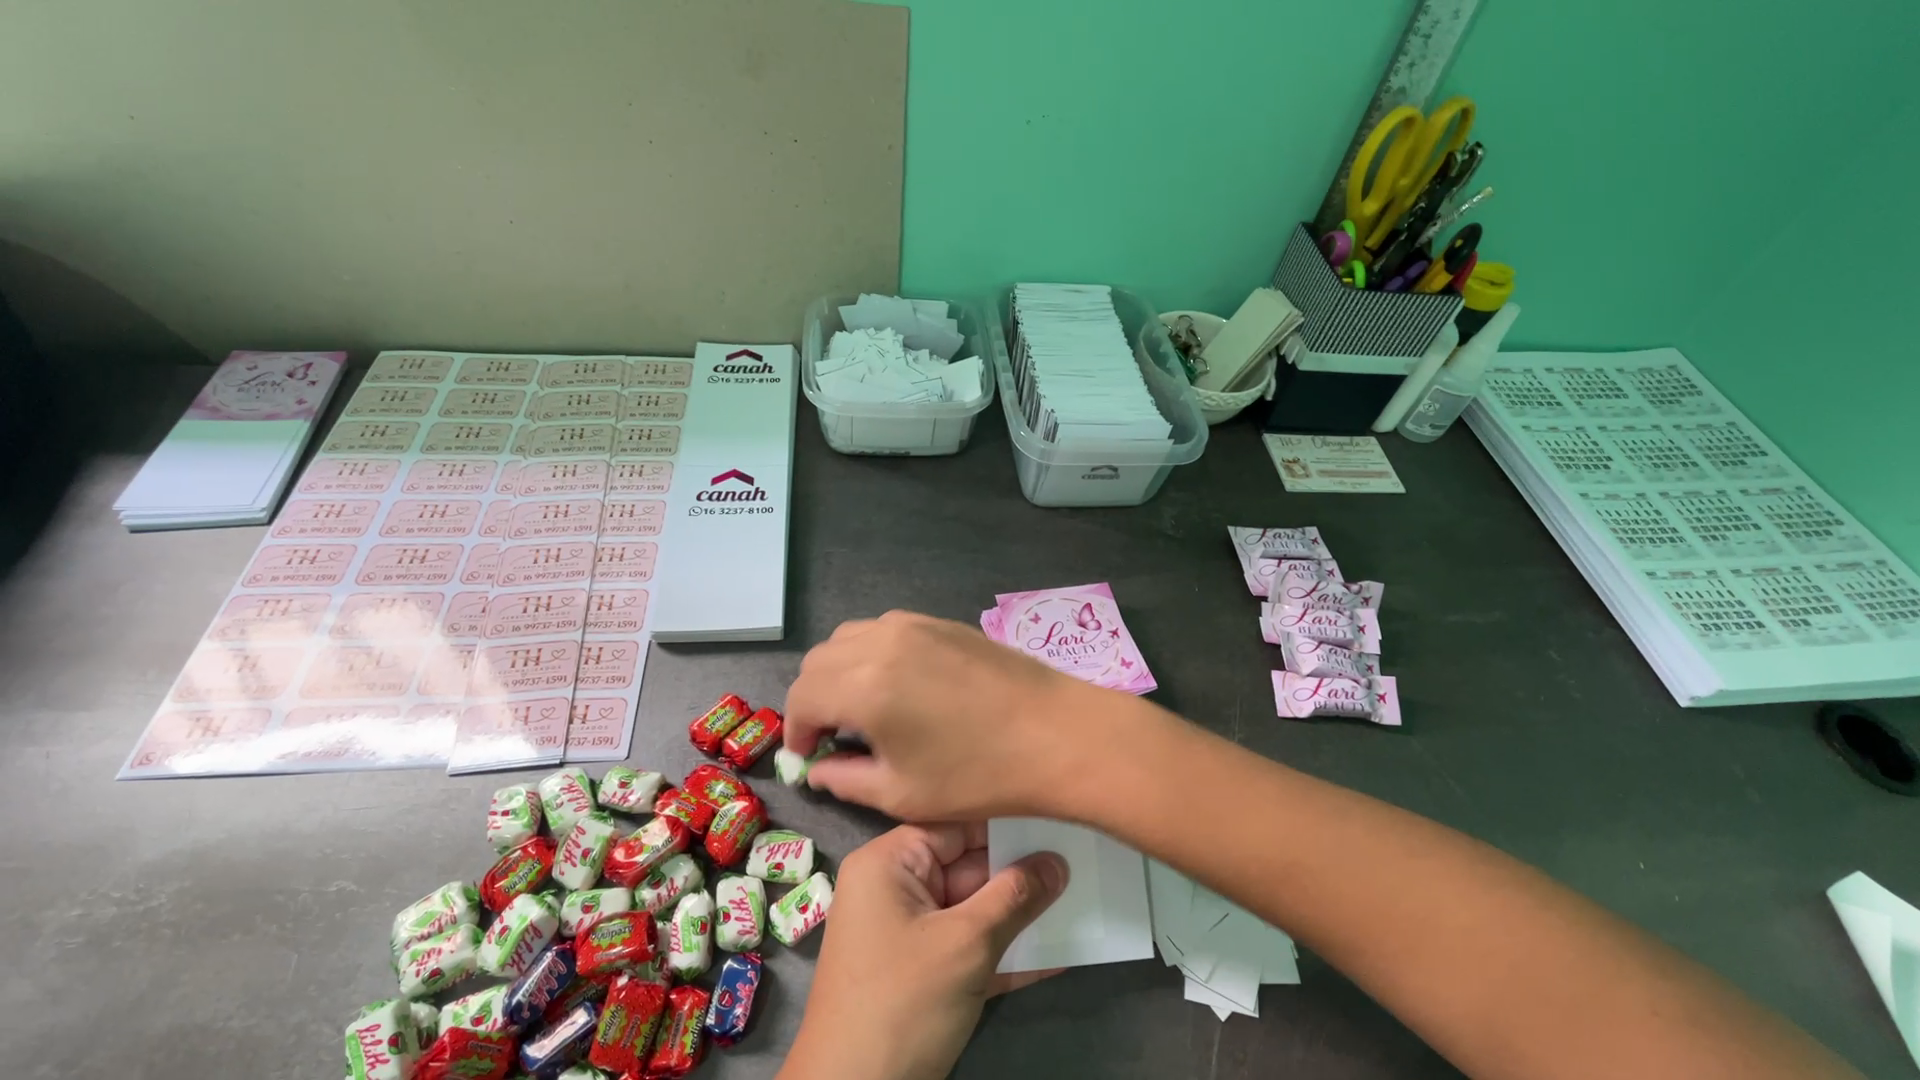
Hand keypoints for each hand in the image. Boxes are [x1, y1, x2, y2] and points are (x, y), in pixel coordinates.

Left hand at [779, 823, 1068, 1079]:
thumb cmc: (903, 1002)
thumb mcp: (966, 943)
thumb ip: (1014, 897)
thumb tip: (1058, 861)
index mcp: (889, 863)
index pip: (954, 825)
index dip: (1005, 822)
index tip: (1056, 817)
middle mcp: (894, 887)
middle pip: (966, 865)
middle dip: (1019, 869)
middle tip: (1080, 858)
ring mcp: (907, 932)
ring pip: (972, 908)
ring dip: (1019, 912)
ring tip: (1079, 897)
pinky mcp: (922, 973)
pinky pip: (968, 946)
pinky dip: (1004, 950)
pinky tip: (1057, 950)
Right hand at [784, 610, 1140, 820]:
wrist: (1059, 735)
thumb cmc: (980, 774)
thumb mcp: (903, 793)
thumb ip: (846, 780)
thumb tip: (818, 769)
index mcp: (864, 685)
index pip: (802, 696)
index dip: (797, 729)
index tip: (809, 755)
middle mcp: (881, 642)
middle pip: (819, 661)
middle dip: (814, 698)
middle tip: (833, 736)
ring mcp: (914, 624)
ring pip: (850, 638)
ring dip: (841, 672)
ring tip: (863, 710)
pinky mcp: (942, 622)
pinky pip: (886, 629)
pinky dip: (873, 654)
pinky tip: (899, 687)